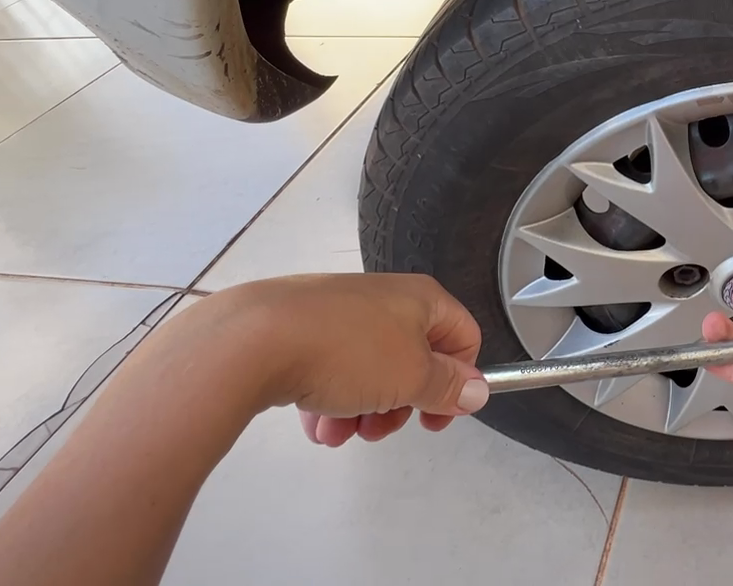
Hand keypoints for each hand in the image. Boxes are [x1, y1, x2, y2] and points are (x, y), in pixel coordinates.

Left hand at [201, 273, 488, 447]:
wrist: (255, 338)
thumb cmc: (349, 351)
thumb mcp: (411, 377)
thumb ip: (448, 387)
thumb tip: (478, 391)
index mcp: (423, 299)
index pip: (463, 339)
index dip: (459, 383)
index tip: (435, 419)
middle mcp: (387, 299)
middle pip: (414, 360)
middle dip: (401, 405)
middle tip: (381, 429)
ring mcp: (342, 312)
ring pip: (371, 370)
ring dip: (363, 410)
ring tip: (338, 433)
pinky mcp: (303, 328)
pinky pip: (332, 368)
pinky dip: (329, 399)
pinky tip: (314, 424)